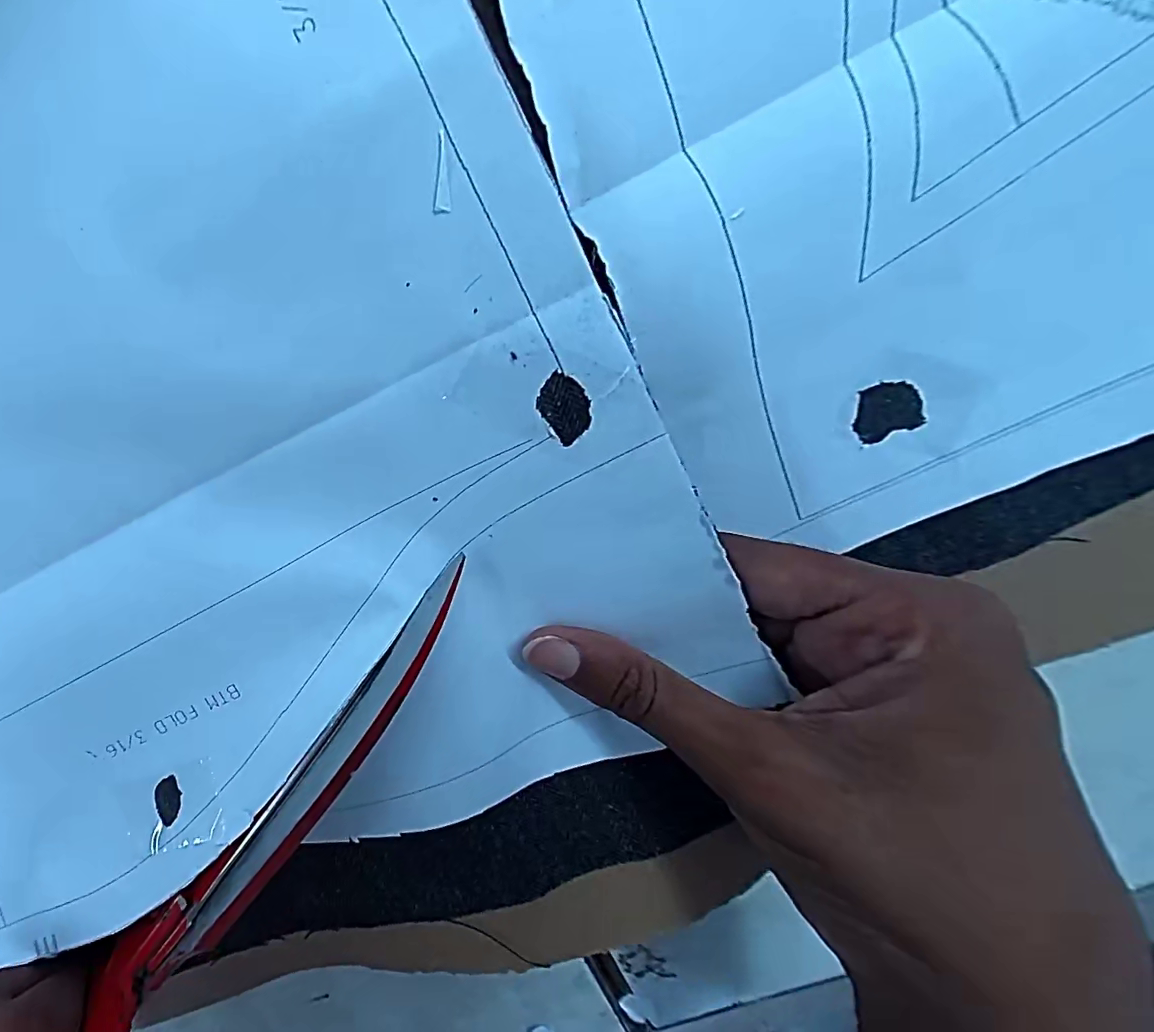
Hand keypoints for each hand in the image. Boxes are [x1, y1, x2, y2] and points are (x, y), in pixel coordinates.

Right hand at [518, 534, 1152, 1030]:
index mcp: (917, 618)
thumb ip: (646, 693)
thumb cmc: (921, 878)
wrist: (1010, 1010)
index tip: (571, 576)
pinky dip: (696, 688)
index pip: (751, 568)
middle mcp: (902, 635)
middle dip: (657, 621)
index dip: (654, 573)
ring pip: (742, 645)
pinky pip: (754, 681)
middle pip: (744, 604)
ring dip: (672, 658)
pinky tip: (632, 686)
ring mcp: (879, 680)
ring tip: (580, 643)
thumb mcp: (761, 767)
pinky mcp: (853, 720)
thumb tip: (545, 643)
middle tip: (560, 611)